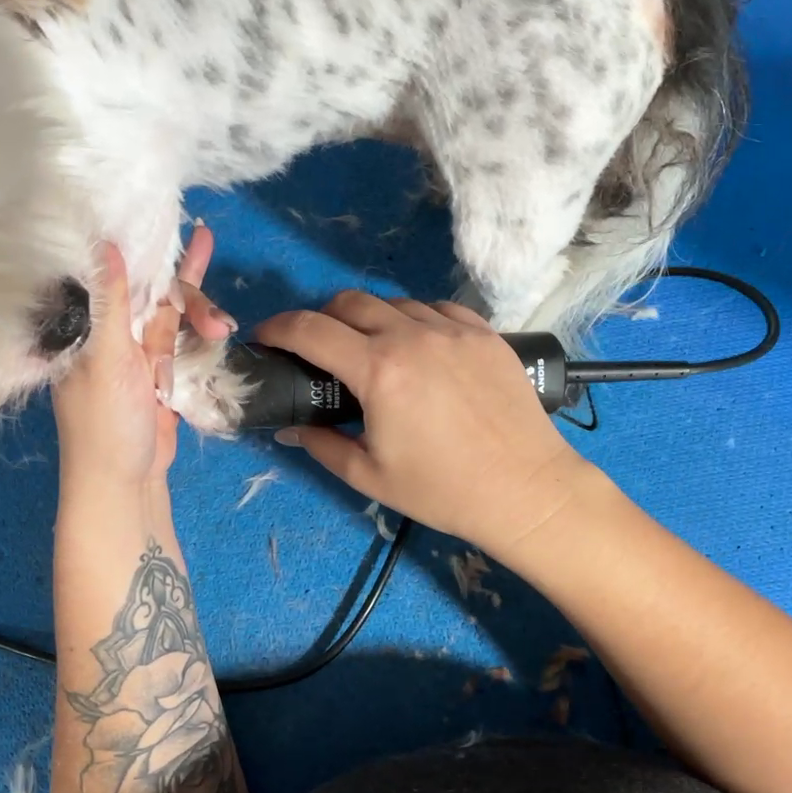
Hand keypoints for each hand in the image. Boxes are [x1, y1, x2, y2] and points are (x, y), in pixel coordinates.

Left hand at [52, 227, 223, 487]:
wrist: (126, 481)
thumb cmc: (105, 422)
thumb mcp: (106, 359)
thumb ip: (109, 302)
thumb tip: (102, 243)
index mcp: (84, 325)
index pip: (110, 269)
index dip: (137, 240)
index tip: (162, 209)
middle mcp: (109, 331)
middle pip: (147, 284)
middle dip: (181, 278)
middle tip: (209, 244)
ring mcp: (137, 350)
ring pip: (170, 310)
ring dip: (198, 309)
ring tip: (222, 325)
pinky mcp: (161, 369)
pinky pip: (182, 337)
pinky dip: (200, 331)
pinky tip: (218, 325)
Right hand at [255, 292, 603, 555]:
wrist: (527, 491)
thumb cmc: (443, 491)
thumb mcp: (369, 477)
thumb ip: (321, 444)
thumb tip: (289, 427)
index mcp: (378, 371)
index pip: (310, 330)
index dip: (278, 327)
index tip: (264, 336)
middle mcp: (412, 336)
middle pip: (349, 302)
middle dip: (320, 318)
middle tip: (316, 348)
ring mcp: (453, 330)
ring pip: (393, 302)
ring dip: (368, 318)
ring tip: (368, 348)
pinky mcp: (485, 333)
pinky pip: (436, 308)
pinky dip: (413, 319)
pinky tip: (416, 345)